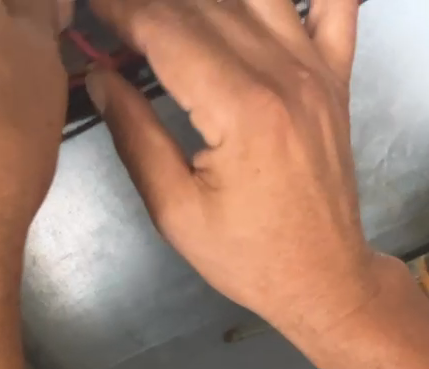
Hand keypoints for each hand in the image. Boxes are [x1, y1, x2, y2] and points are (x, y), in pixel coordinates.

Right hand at [86, 0, 394, 341]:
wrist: (324, 281)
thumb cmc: (250, 259)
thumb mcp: (178, 214)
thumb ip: (136, 138)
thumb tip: (99, 76)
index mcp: (241, 110)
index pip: (165, 29)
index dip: (120, 11)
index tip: (91, 9)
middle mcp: (282, 74)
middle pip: (204, 2)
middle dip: (153, 1)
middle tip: (122, 15)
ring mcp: (316, 71)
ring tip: (173, 10)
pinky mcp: (337, 79)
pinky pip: (337, 5)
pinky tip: (274, 2)